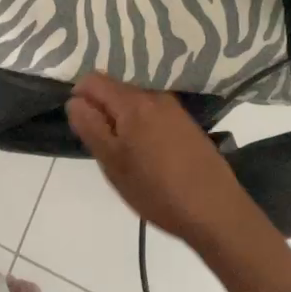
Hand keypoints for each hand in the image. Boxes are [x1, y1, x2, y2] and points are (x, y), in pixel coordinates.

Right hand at [65, 73, 256, 246]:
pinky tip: (150, 158)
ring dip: (123, 121)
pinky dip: (143, 127)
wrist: (216, 211)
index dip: (80, 98)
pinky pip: (153, 114)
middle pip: (115, 89)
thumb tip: (74, 101)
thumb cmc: (157, 190)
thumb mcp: (113, 164)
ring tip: (128, 158)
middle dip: (102, 111)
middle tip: (105, 150)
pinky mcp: (187, 123)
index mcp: (133, 102)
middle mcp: (154, 95)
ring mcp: (174, 108)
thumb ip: (90, 127)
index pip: (93, 80)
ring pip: (135, 103)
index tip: (83, 129)